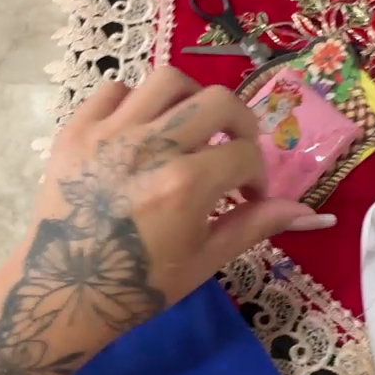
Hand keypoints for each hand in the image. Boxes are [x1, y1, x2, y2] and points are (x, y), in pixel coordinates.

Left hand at [27, 69, 326, 342]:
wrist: (63, 294)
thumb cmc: (139, 285)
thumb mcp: (204, 260)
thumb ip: (255, 225)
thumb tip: (311, 212)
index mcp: (185, 184)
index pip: (245, 153)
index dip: (259, 175)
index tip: (249, 195)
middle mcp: (150, 147)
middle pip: (217, 100)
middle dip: (239, 124)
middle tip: (233, 150)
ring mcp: (108, 134)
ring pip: (166, 80)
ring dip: (191, 99)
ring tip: (190, 128)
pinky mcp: (76, 131)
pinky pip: (114, 89)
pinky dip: (136, 102)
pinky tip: (142, 130)